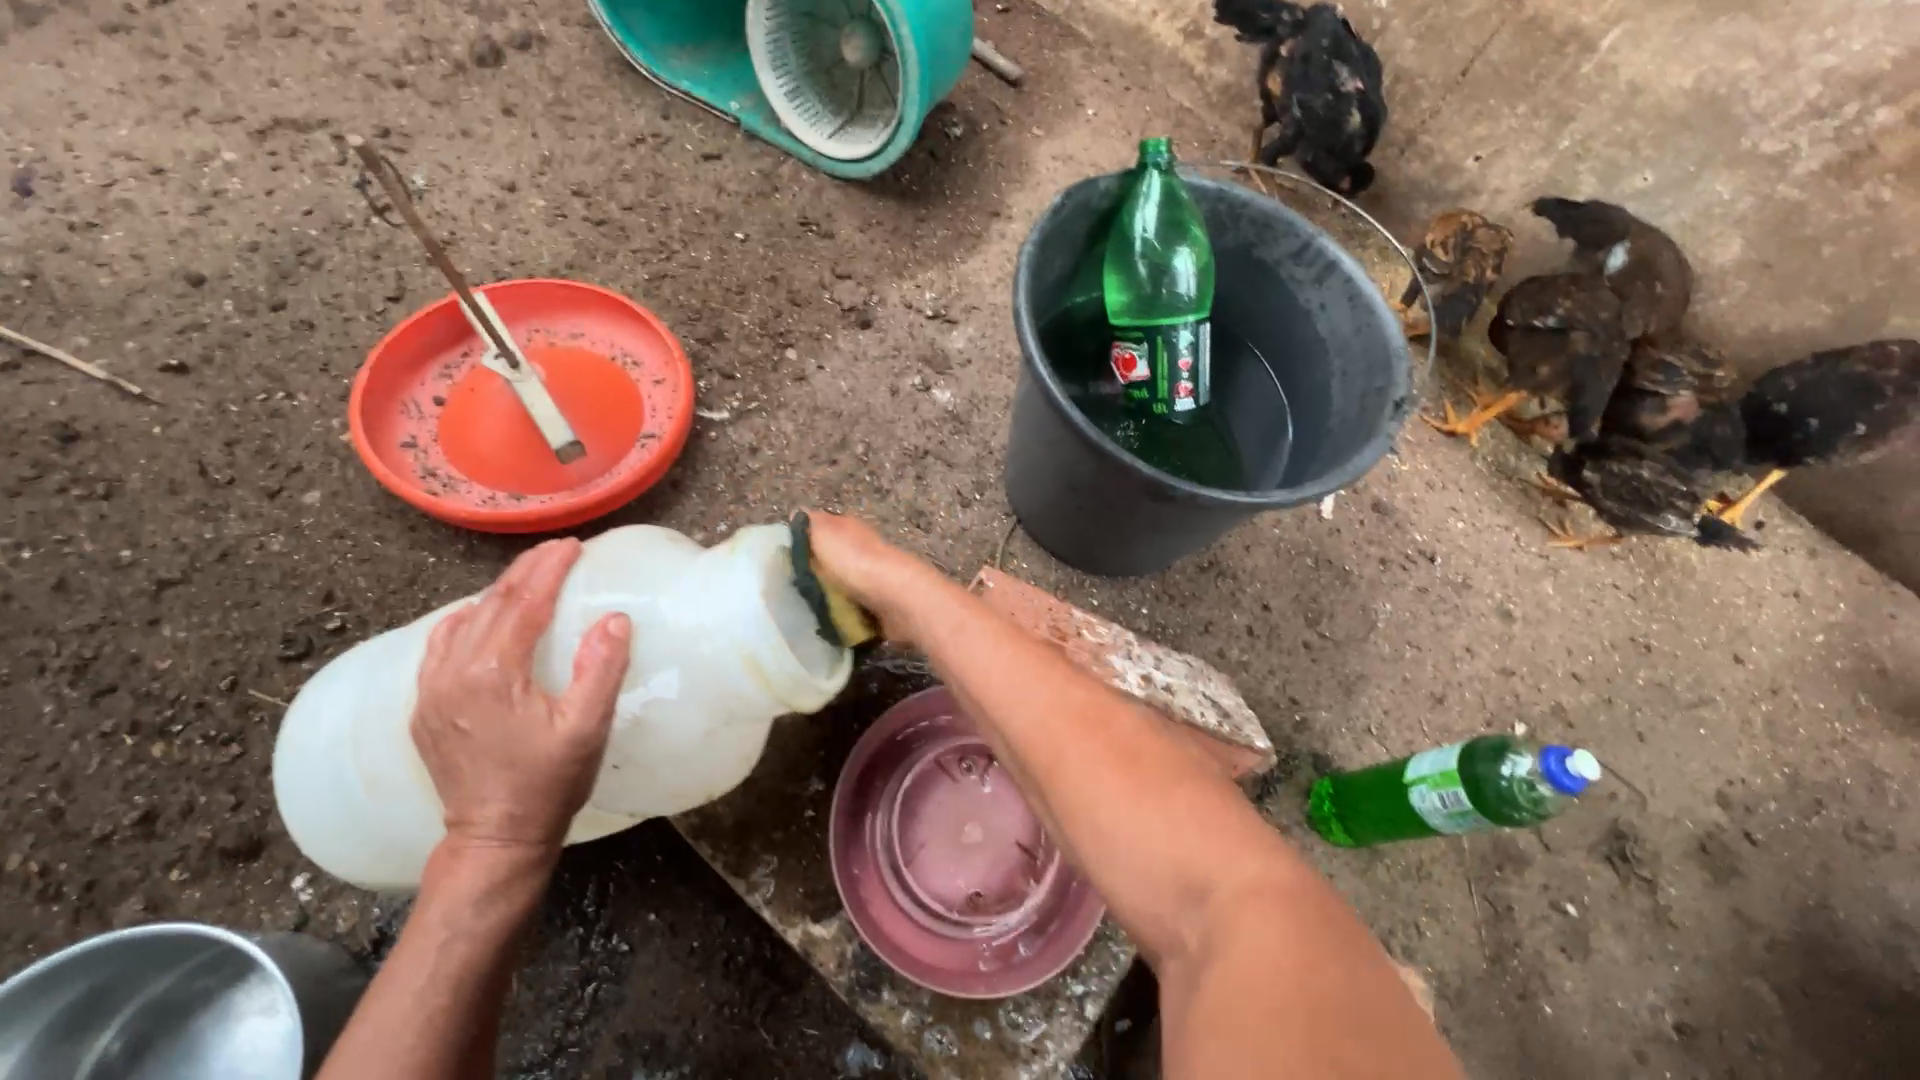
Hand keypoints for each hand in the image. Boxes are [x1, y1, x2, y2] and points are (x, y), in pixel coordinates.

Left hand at [411, 538, 630, 856]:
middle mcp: (452, 673)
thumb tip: (614, 618)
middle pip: (490, 605)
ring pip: (462, 622)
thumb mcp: (586, 728)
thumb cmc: (548, 783)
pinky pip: (440, 648)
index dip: (549, 570)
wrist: (494, 837)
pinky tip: (478, 617)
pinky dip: (464, 622)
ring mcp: (430, 691)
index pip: (523, 604)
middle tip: (556, 550)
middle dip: (525, 572)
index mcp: (492, 673)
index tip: (573, 546)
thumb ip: (600, 668)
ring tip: (528, 577)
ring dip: (497, 594)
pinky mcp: (424, 709)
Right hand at [802, 512, 946, 643]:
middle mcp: (862, 549)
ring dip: (828, 595)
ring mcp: (873, 578)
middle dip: (815, 573)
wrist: (894, 596)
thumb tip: (796, 513)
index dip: (802, 543)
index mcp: (848, 528)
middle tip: (791, 589)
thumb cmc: (854, 560)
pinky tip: (827, 622)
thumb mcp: (822, 531)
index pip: (821, 530)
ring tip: (805, 609)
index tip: (782, 561)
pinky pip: (854, 608)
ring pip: (843, 585)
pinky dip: (842, 614)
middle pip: (832, 560)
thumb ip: (808, 523)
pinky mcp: (880, 604)